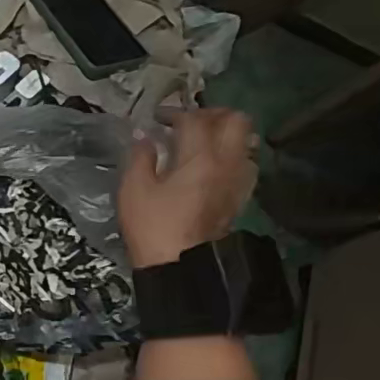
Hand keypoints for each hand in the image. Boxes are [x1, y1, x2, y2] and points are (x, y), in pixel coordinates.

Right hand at [118, 108, 257, 267]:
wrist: (180, 266)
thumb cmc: (152, 225)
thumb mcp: (133, 188)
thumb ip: (140, 156)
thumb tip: (144, 137)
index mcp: (199, 157)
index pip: (194, 119)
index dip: (173, 113)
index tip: (156, 119)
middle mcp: (227, 163)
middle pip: (235, 120)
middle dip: (211, 114)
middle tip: (188, 122)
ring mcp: (238, 180)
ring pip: (245, 141)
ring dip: (225, 134)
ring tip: (202, 142)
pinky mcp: (241, 197)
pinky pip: (245, 164)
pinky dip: (231, 156)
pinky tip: (213, 166)